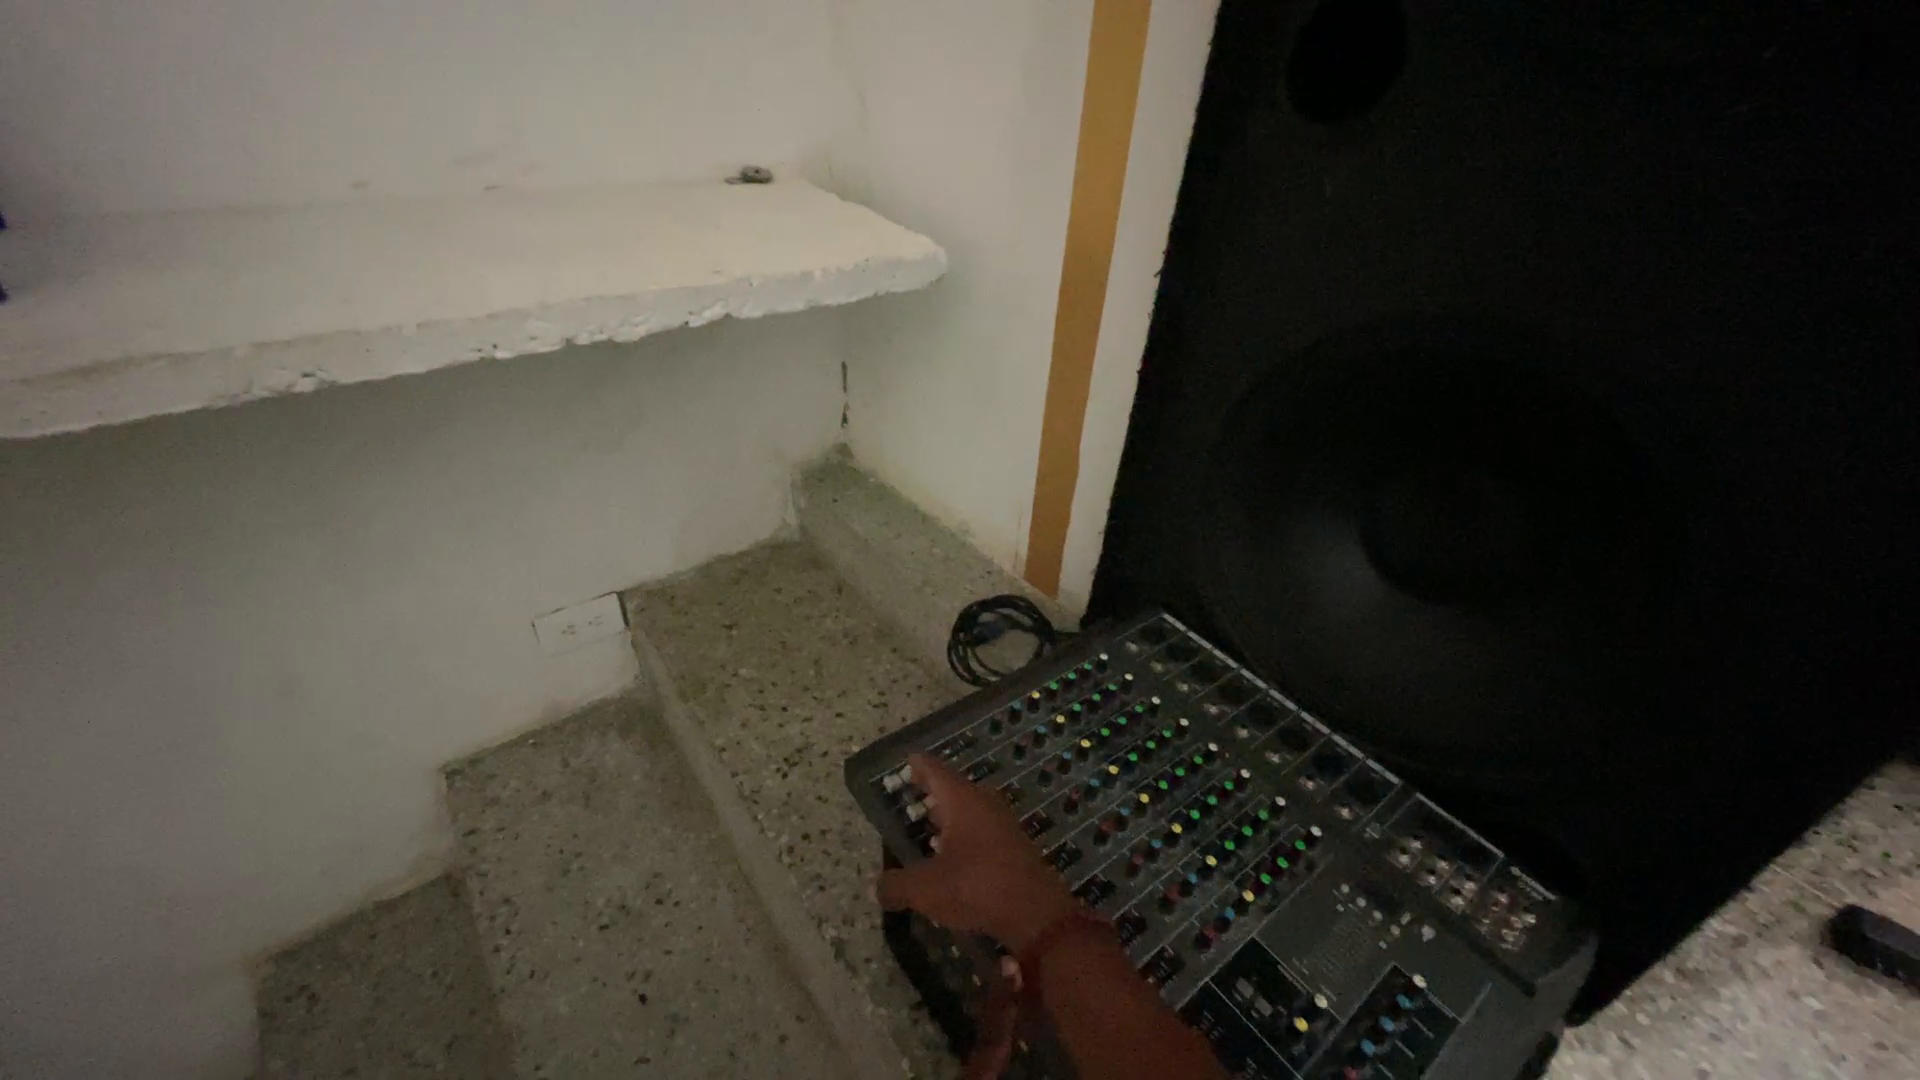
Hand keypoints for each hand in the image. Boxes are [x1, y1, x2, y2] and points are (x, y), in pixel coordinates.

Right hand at [874, 752, 1079, 950]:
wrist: (1036, 913)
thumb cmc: (976, 887)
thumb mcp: (926, 889)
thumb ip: (897, 885)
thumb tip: (875, 887)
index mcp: (962, 799)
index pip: (935, 770)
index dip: (919, 765)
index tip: (908, 760)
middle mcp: (984, 803)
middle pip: (953, 788)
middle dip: (933, 791)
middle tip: (913, 793)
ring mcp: (1002, 823)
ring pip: (970, 810)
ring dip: (949, 816)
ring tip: (928, 827)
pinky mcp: (1013, 846)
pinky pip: (982, 830)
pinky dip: (964, 835)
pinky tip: (952, 856)